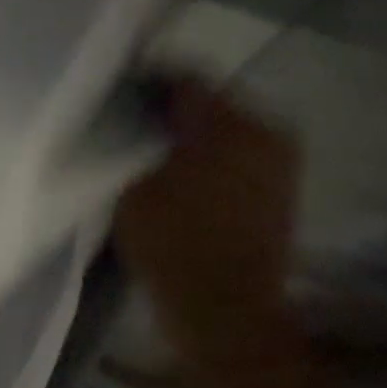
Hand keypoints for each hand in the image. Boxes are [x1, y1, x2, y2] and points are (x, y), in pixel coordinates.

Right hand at [115, 80, 301, 367]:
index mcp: (236, 122)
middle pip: (205, 101)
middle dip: (164, 109)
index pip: (183, 78)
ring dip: (182, 134)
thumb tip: (125, 105)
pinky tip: (172, 177)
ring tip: (142, 152)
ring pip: (219, 128)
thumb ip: (132, 135)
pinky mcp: (276, 188)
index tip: (107, 94)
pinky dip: (202, 156)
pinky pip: (232, 153)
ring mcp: (279, 161)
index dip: (142, 82)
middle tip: (121, 125)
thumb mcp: (134, 182)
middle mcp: (269, 131)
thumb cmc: (172, 243)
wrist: (223, 309)